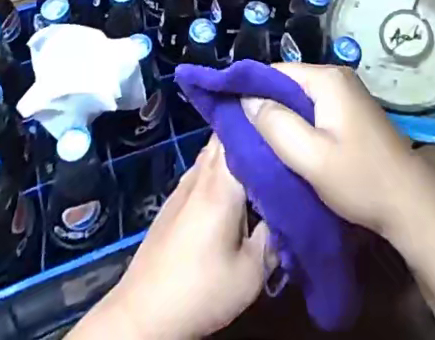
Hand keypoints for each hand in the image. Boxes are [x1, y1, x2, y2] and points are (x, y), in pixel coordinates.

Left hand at [73, 138, 269, 339]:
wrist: (145, 310)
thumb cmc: (201, 289)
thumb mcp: (251, 272)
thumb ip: (273, 237)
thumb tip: (287, 212)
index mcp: (221, 182)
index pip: (241, 132)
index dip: (264, 124)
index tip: (289, 126)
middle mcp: (201, 173)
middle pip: (226, 137)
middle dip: (252, 135)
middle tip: (283, 144)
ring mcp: (184, 185)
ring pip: (213, 154)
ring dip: (236, 153)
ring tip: (264, 165)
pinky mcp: (175, 200)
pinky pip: (204, 171)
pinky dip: (222, 171)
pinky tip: (236, 191)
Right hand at [238, 62, 434, 246]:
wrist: (414, 207)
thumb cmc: (360, 180)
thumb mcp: (309, 156)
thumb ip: (274, 123)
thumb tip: (244, 98)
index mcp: (327, 79)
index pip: (273, 72)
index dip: (249, 92)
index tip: (229, 116)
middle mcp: (337, 78)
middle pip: (286, 85)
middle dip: (265, 108)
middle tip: (244, 137)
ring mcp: (347, 96)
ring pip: (299, 101)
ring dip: (281, 121)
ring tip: (262, 146)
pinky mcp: (352, 115)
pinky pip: (314, 112)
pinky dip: (299, 127)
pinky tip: (289, 150)